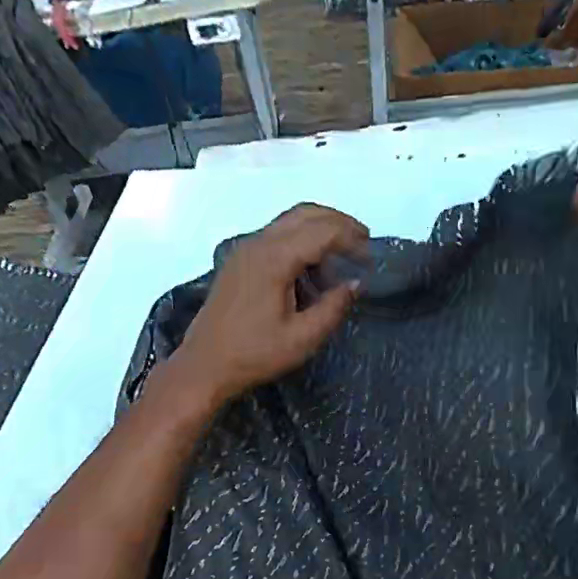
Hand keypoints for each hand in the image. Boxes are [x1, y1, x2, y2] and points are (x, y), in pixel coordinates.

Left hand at [166, 204, 369, 406]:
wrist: (205, 364)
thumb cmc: (255, 354)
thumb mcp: (303, 338)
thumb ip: (333, 307)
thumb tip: (356, 284)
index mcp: (274, 260)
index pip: (322, 232)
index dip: (351, 240)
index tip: (372, 257)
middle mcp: (259, 243)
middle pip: (306, 214)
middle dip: (340, 223)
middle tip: (365, 242)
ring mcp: (246, 249)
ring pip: (291, 221)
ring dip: (321, 230)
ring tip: (345, 256)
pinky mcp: (242, 260)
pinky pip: (278, 235)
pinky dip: (303, 240)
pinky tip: (315, 268)